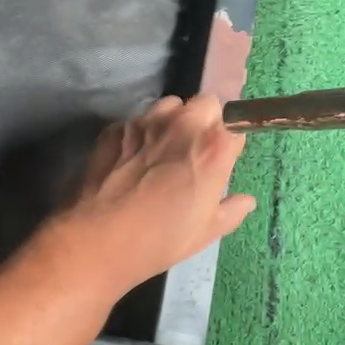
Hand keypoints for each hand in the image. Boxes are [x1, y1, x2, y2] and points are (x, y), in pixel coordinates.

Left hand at [41, 95, 255, 297]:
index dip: (230, 142)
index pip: (237, 124)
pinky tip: (132, 158)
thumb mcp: (207, 232)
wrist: (98, 241)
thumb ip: (231, 210)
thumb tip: (246, 201)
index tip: (224, 159)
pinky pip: (137, 120)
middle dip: (207, 120)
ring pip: (171, 104)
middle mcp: (183, 124)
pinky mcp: (116, 128)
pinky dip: (141, 133)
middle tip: (196, 150)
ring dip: (174, 119)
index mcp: (213, 147)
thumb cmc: (162, 239)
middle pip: (207, 103)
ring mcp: (146, 122)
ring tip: (164, 148)